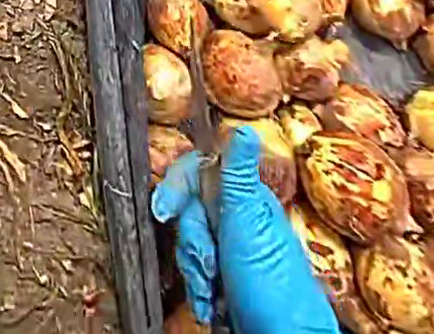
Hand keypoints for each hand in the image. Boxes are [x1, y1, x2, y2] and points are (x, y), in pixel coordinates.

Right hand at [150, 127, 338, 333]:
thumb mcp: (249, 221)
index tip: (164, 210)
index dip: (176, 186)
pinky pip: (192, 269)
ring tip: (213, 293)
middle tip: (209, 263)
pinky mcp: (221, 277)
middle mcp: (234, 216)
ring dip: (193, 269)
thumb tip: (243, 127)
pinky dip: (196, 289)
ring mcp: (228, 248)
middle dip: (191, 240)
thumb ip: (238, 173)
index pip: (197, 169)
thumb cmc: (269, 283)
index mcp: (243, 195)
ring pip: (186, 240)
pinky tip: (211, 304)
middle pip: (187, 207)